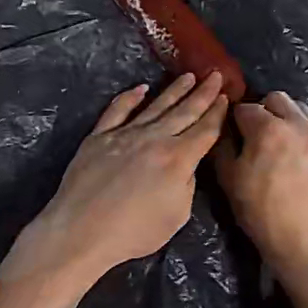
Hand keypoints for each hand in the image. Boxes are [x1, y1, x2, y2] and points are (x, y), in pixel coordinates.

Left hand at [6, 72, 227, 287]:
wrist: (82, 231)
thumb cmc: (133, 232)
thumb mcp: (177, 215)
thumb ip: (187, 185)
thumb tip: (185, 166)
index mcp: (178, 159)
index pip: (204, 130)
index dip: (217, 113)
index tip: (225, 97)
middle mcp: (154, 139)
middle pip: (184, 112)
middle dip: (202, 93)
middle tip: (215, 75)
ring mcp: (124, 134)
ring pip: (155, 106)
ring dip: (174, 90)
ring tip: (188, 76)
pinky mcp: (99, 137)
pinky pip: (117, 111)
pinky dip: (130, 98)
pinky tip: (141, 89)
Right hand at [212, 91, 307, 267]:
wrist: (300, 235)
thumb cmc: (258, 208)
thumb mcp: (228, 177)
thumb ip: (222, 143)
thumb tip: (224, 126)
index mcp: (267, 128)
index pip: (244, 108)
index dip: (236, 121)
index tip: (236, 135)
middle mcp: (297, 122)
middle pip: (275, 99)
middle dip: (263, 112)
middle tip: (258, 135)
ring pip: (299, 107)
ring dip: (286, 117)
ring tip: (281, 141)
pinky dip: (306, 128)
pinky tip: (300, 147)